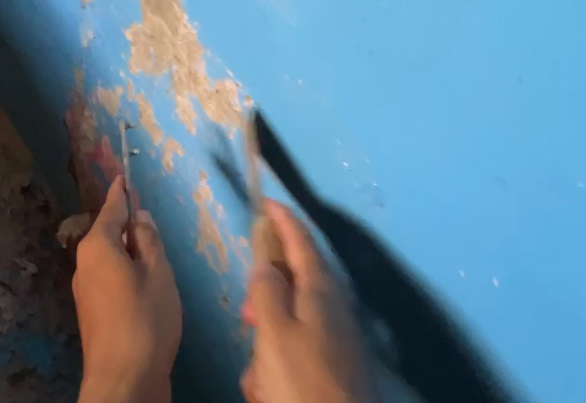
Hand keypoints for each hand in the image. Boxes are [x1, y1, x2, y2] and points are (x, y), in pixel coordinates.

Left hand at [74, 176, 181, 402]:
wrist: (123, 382)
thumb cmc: (145, 320)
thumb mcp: (158, 273)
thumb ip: (150, 240)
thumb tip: (139, 218)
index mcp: (97, 245)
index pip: (112, 208)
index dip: (121, 192)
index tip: (123, 176)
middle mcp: (84, 263)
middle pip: (109, 233)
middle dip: (128, 228)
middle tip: (152, 225)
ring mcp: (85, 291)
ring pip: (110, 259)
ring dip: (129, 255)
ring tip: (154, 259)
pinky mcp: (92, 315)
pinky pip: (110, 281)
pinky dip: (125, 276)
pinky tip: (144, 289)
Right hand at [242, 200, 376, 402]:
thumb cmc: (304, 383)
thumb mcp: (273, 332)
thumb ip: (265, 292)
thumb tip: (266, 266)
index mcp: (322, 291)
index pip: (301, 241)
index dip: (283, 219)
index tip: (267, 202)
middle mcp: (334, 310)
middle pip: (293, 284)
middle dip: (265, 299)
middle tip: (247, 318)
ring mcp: (337, 343)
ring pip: (289, 327)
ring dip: (267, 347)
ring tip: (260, 378)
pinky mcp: (334, 373)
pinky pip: (296, 357)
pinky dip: (278, 370)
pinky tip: (269, 394)